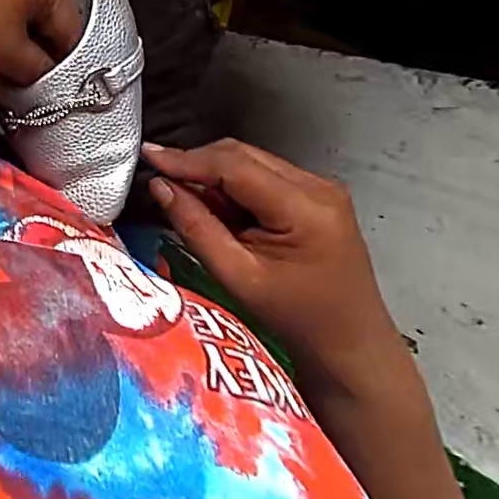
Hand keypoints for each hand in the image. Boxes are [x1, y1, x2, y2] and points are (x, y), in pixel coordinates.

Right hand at [144, 139, 403, 391]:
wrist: (349, 344)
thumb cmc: (295, 318)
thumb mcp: (236, 276)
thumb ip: (196, 226)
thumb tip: (160, 186)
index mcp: (305, 207)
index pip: (233, 166)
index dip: (186, 159)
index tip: (148, 156)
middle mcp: (318, 186)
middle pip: (241, 155)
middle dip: (196, 162)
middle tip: (159, 177)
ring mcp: (319, 188)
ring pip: (248, 160)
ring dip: (211, 173)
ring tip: (183, 196)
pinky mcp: (314, 195)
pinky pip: (259, 174)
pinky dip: (229, 184)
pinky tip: (214, 206)